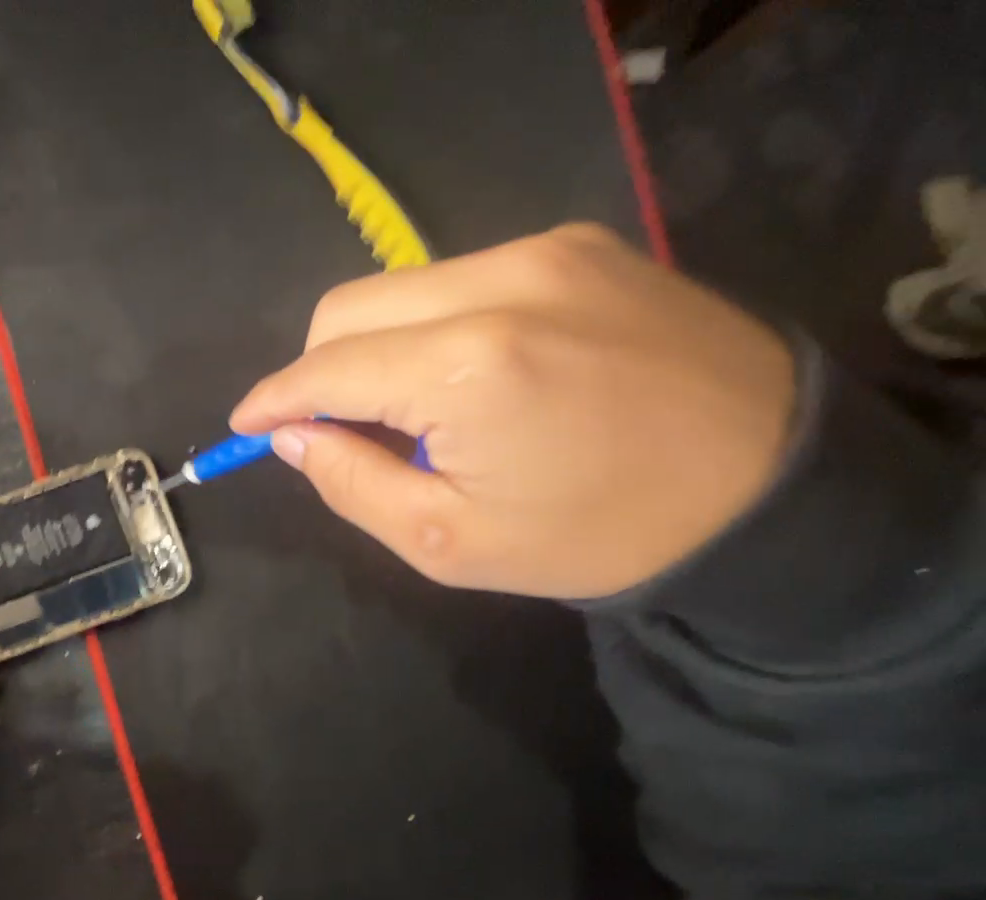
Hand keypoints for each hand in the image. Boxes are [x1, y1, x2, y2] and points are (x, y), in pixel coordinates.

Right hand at [231, 224, 796, 598]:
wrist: (772, 489)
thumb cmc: (597, 533)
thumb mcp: (448, 542)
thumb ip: (348, 482)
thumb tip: (289, 434)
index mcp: (464, 366)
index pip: (324, 368)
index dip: (271, 398)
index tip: (241, 424)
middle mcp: (498, 282)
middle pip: (346, 306)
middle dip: (316, 367)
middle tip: (333, 427)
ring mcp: (545, 250)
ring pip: (398, 285)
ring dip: (374, 343)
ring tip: (414, 407)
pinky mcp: (581, 244)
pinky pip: (459, 276)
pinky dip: (430, 322)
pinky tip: (468, 372)